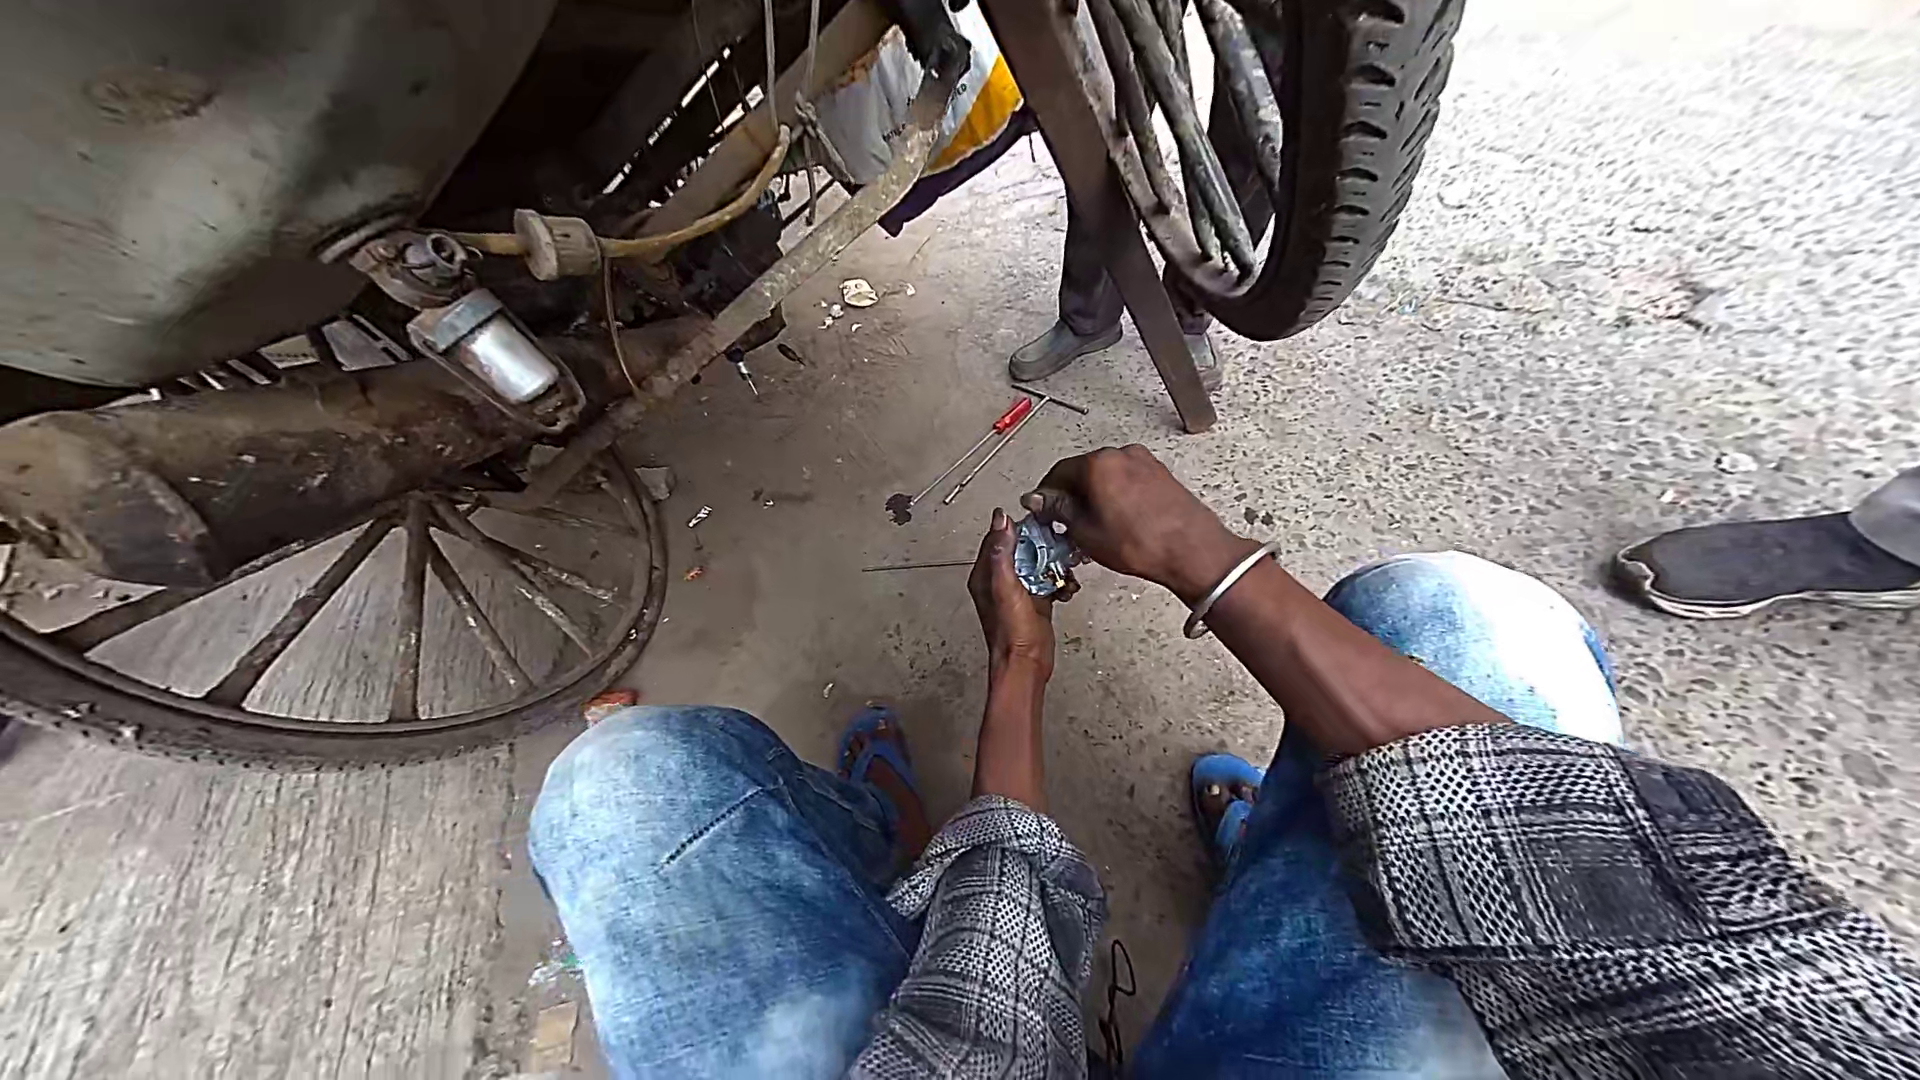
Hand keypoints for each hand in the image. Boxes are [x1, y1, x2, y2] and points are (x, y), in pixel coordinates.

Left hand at [969, 508, 1062, 678]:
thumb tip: (1001, 521)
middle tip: (1060, 543)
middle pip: (1021, 550)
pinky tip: (1068, 588)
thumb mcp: (1006, 587)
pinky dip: (1060, 581)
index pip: (998, 539)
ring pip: (1037, 565)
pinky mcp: (1035, 601)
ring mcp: (1018, 591)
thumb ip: (1002, 553)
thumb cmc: (1012, 632)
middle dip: (1042, 545)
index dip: (1017, 528)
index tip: (1038, 522)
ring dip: (1054, 564)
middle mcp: (999, 581)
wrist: (1027, 663)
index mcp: (985, 575)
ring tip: (1067, 567)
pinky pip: (1048, 582)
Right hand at [1024, 445, 1257, 603]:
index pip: (1058, 472)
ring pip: (1106, 476)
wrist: (1193, 551)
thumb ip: (1059, 510)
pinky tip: (1115, 521)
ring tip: (1091, 526)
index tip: (1041, 509)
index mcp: (1099, 463)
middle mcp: (1121, 454)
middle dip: (1070, 494)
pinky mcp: (1160, 474)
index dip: (1045, 494)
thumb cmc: (1145, 543)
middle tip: (1063, 522)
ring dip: (1093, 495)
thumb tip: (1041, 500)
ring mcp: (1144, 462)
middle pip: (1082, 471)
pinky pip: (1126, 480)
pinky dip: (1114, 495)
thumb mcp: (1086, 532)